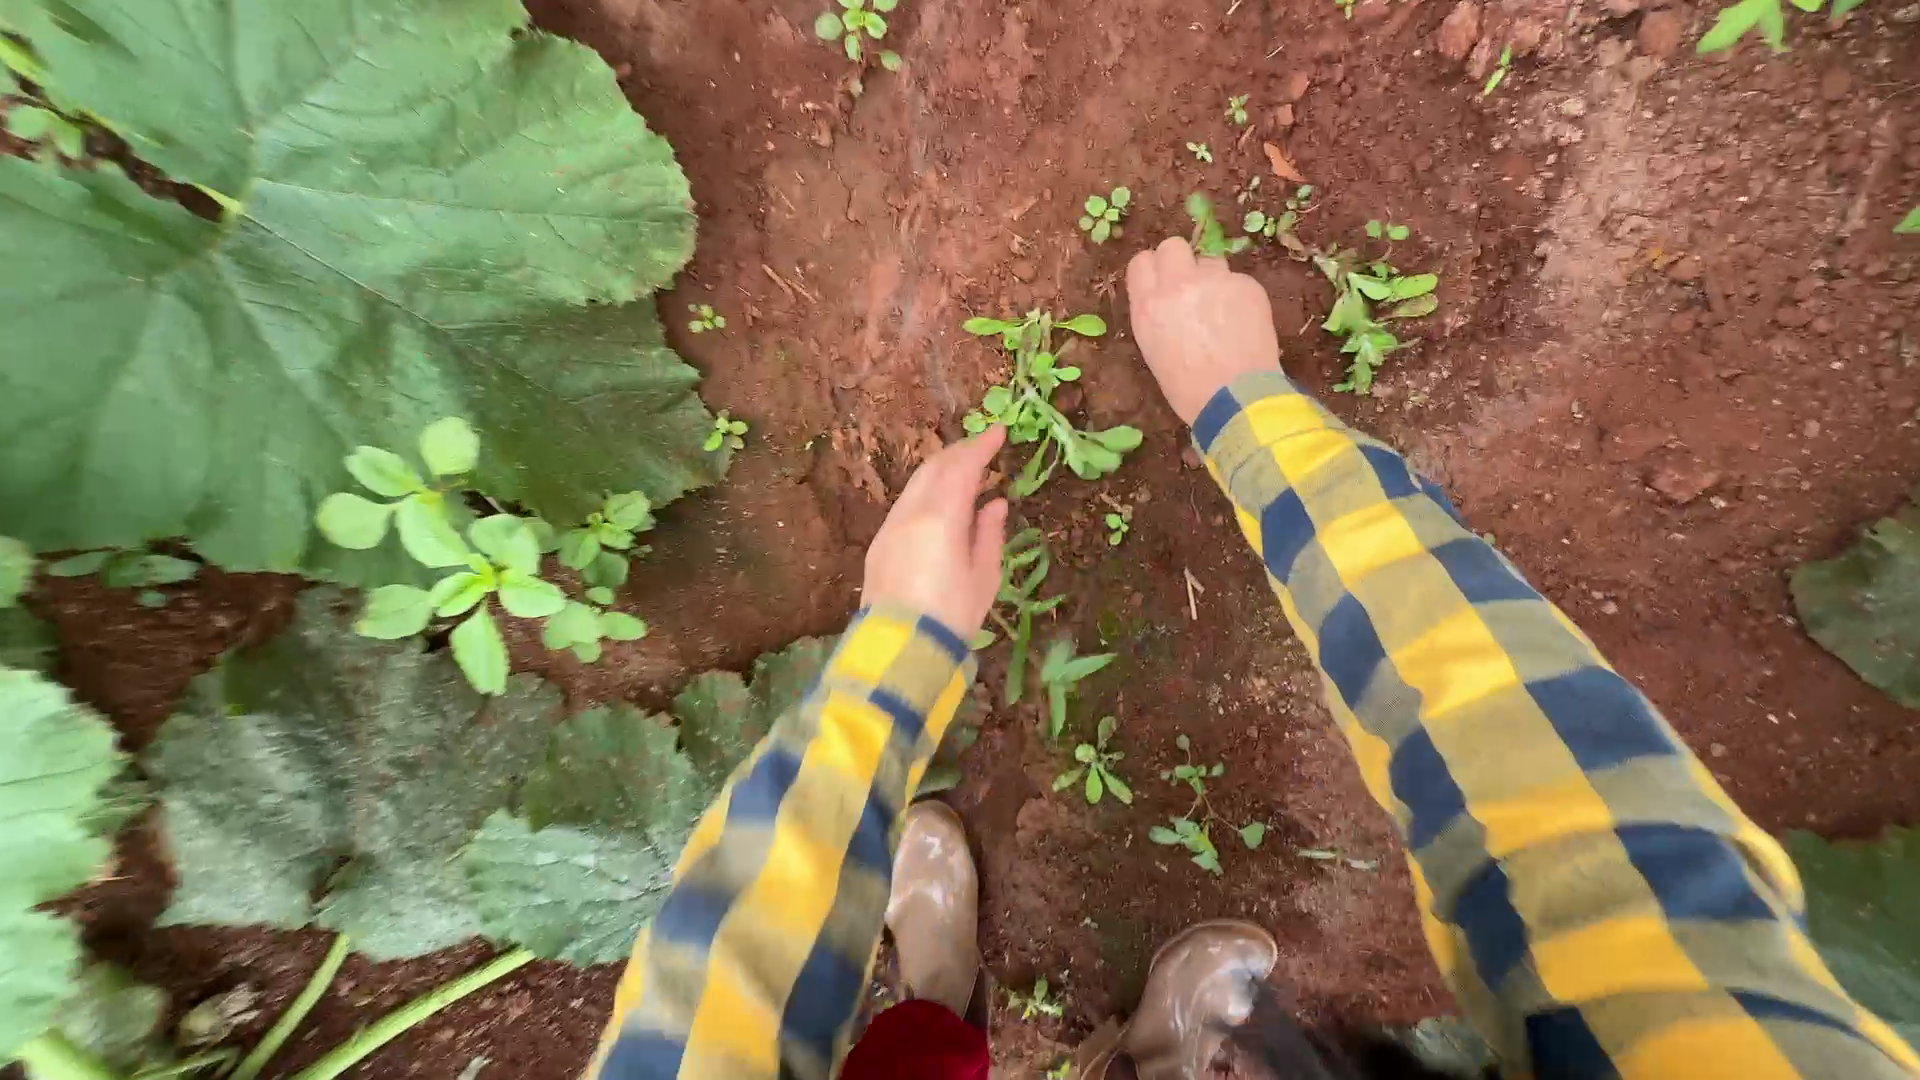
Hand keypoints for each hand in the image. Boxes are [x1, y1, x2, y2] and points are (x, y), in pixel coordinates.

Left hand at [861, 426, 1008, 641]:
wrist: (900, 650)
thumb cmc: (952, 616)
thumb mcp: (984, 578)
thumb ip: (989, 534)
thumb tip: (995, 504)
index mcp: (940, 519)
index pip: (961, 468)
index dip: (981, 447)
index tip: (998, 432)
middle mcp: (910, 515)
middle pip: (933, 468)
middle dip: (958, 453)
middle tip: (982, 448)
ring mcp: (889, 528)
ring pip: (915, 485)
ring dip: (940, 471)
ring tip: (965, 472)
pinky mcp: (878, 545)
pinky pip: (905, 505)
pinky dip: (926, 492)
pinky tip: (941, 503)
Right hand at [1126, 237, 1282, 424]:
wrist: (1235, 398)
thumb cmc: (1187, 389)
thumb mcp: (1154, 351)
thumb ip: (1156, 315)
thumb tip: (1165, 301)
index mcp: (1148, 306)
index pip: (1141, 261)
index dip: (1153, 271)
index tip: (1160, 285)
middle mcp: (1178, 285)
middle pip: (1173, 246)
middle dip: (1180, 262)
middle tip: (1188, 287)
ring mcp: (1215, 281)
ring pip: (1209, 261)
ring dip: (1211, 278)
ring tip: (1219, 311)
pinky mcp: (1247, 285)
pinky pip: (1237, 280)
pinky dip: (1237, 296)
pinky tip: (1241, 323)